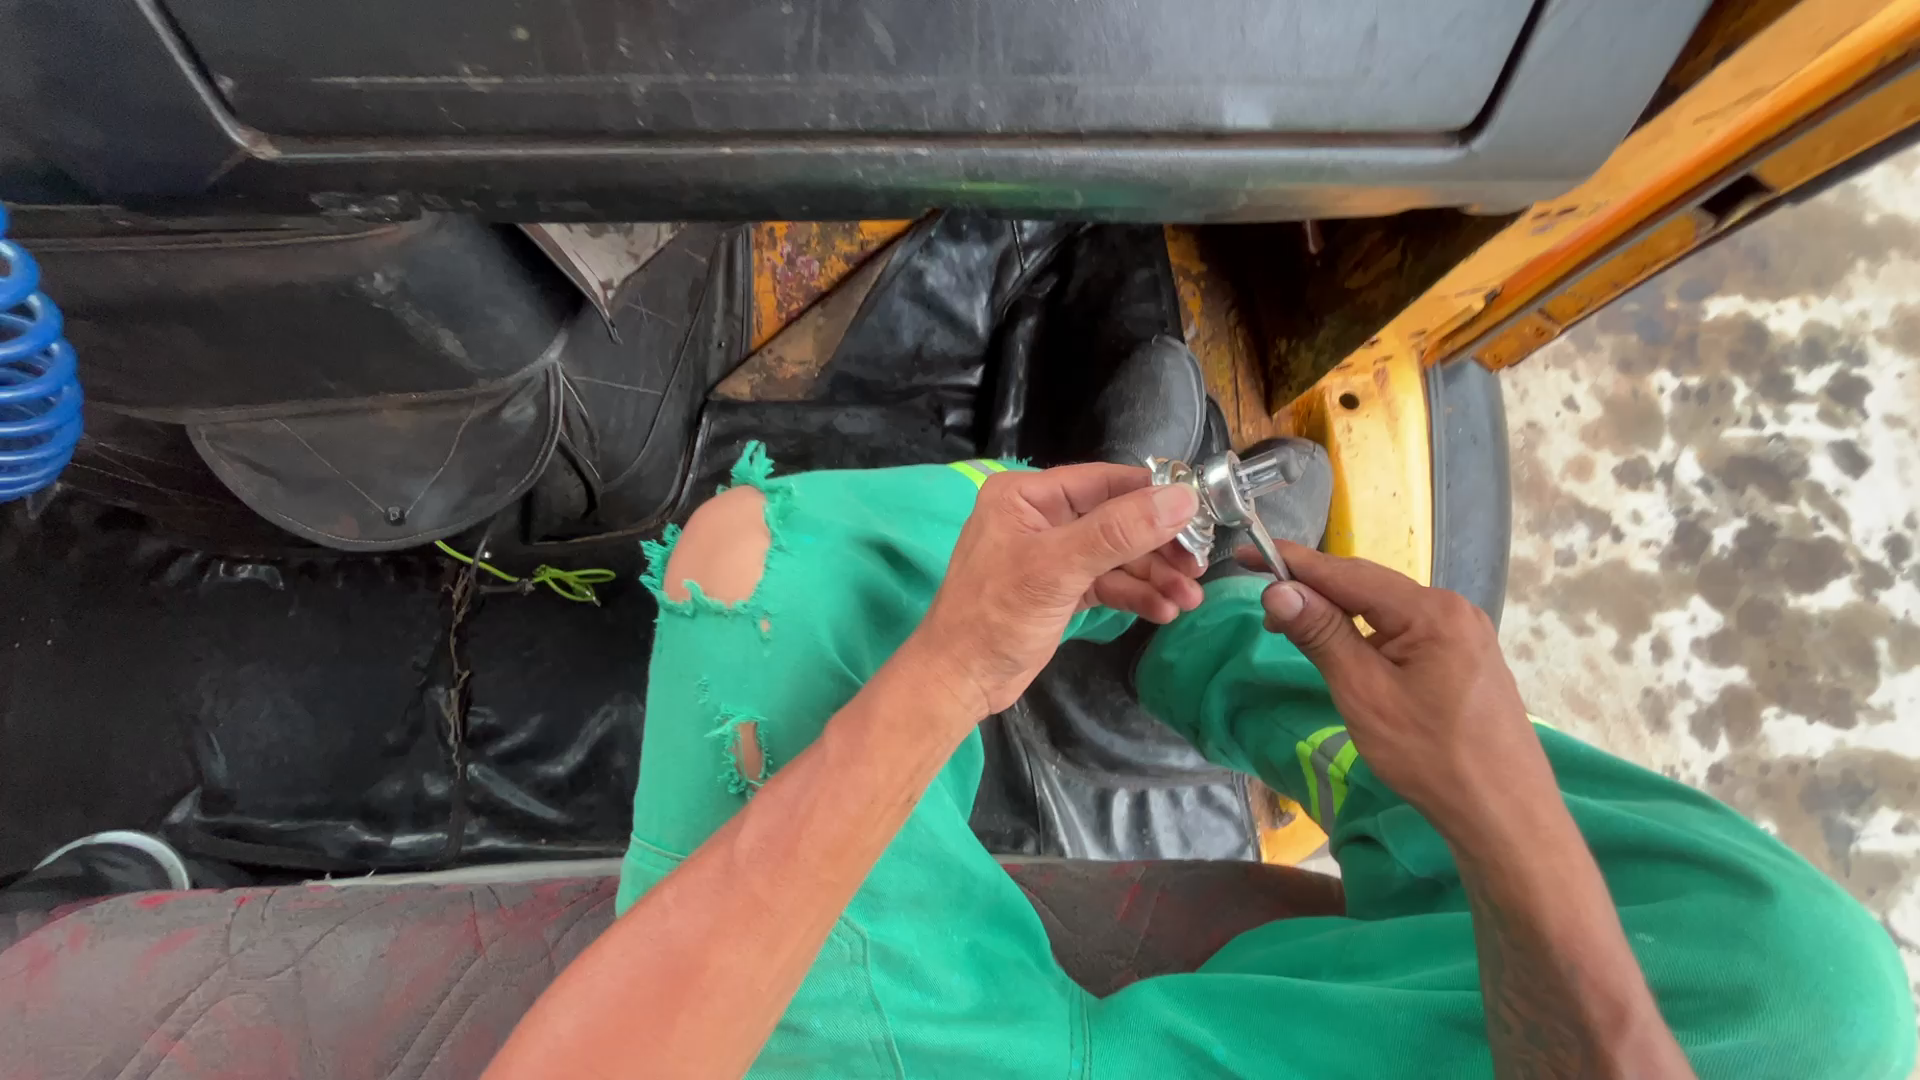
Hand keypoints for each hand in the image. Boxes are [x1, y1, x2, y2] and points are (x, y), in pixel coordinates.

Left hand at [905, 464, 1204, 720]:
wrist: (960, 680)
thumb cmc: (996, 615)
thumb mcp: (1058, 568)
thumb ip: (1119, 532)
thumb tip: (1181, 498)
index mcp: (1026, 496)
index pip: (1102, 482)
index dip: (1152, 494)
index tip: (1201, 509)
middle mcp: (1039, 518)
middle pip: (1115, 520)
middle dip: (1157, 544)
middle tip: (1197, 565)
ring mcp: (1051, 556)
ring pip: (1115, 555)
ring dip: (1153, 575)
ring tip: (1189, 598)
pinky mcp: (1059, 590)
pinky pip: (1106, 583)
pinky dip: (1135, 594)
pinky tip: (1164, 610)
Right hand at [1246, 539, 1540, 825]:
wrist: (1505, 816)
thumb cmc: (1430, 756)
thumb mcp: (1364, 693)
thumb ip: (1321, 635)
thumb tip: (1276, 590)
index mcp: (1430, 611)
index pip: (1345, 573)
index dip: (1291, 562)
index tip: (1244, 553)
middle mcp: (1450, 608)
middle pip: (1364, 583)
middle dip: (1310, 587)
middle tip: (1262, 603)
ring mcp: (1459, 631)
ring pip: (1380, 605)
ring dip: (1332, 609)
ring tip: (1290, 625)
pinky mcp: (1460, 654)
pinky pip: (1397, 625)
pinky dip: (1359, 628)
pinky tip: (1339, 642)